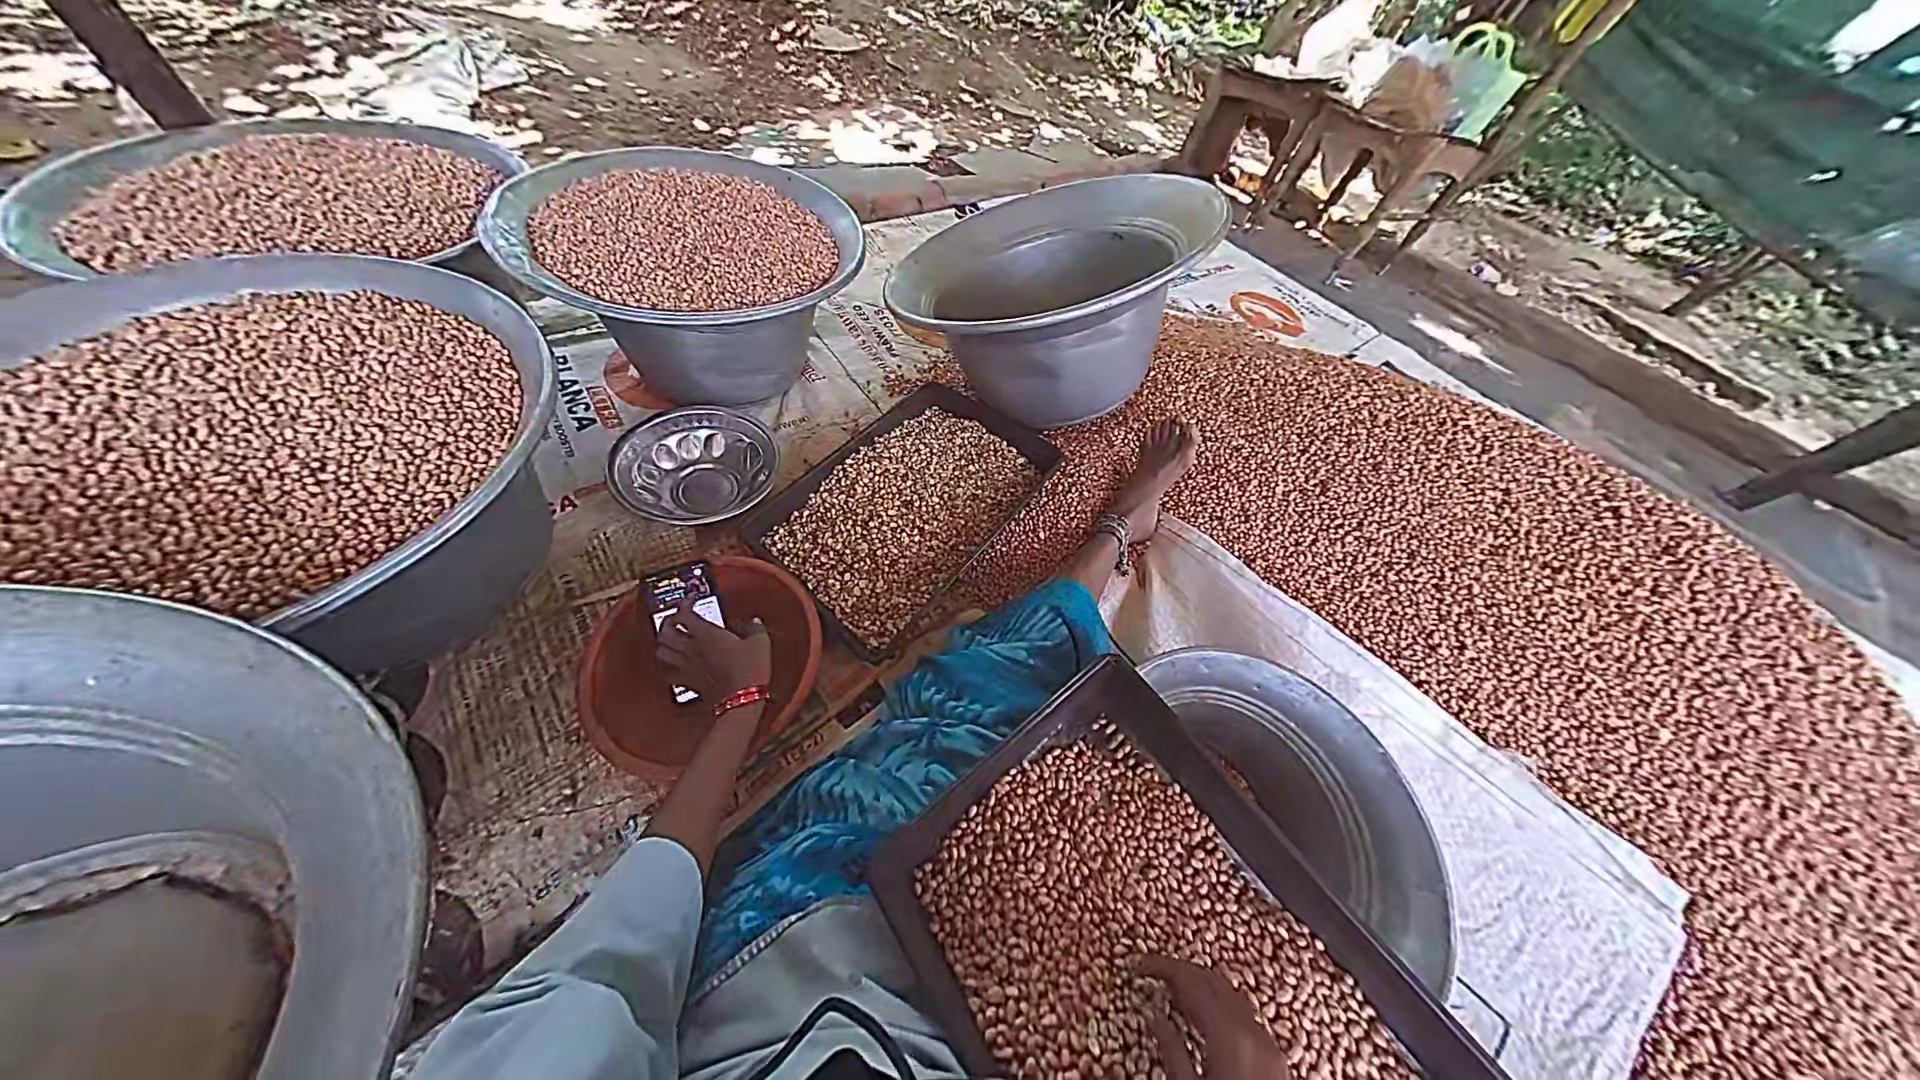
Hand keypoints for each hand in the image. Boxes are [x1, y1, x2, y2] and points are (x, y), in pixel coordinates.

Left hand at [654, 596, 771, 704]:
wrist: (741, 700)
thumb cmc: (749, 668)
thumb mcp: (760, 641)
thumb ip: (754, 627)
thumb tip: (752, 621)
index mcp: (706, 634)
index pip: (684, 613)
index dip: (684, 603)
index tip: (691, 600)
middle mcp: (691, 648)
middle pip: (665, 631)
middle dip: (668, 621)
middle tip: (676, 618)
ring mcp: (686, 666)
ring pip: (661, 651)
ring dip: (663, 642)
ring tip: (671, 638)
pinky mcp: (688, 683)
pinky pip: (668, 674)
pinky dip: (668, 667)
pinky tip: (675, 665)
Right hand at [1139, 955, 1289, 1079]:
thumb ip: (1171, 1049)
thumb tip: (1154, 1015)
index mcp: (1229, 1034)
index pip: (1190, 978)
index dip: (1160, 966)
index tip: (1138, 966)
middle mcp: (1253, 1031)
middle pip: (1212, 979)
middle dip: (1180, 972)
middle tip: (1152, 975)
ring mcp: (1269, 1045)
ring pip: (1229, 995)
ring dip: (1200, 987)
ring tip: (1171, 994)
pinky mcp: (1276, 1060)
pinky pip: (1243, 1015)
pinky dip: (1218, 1007)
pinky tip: (1201, 1020)